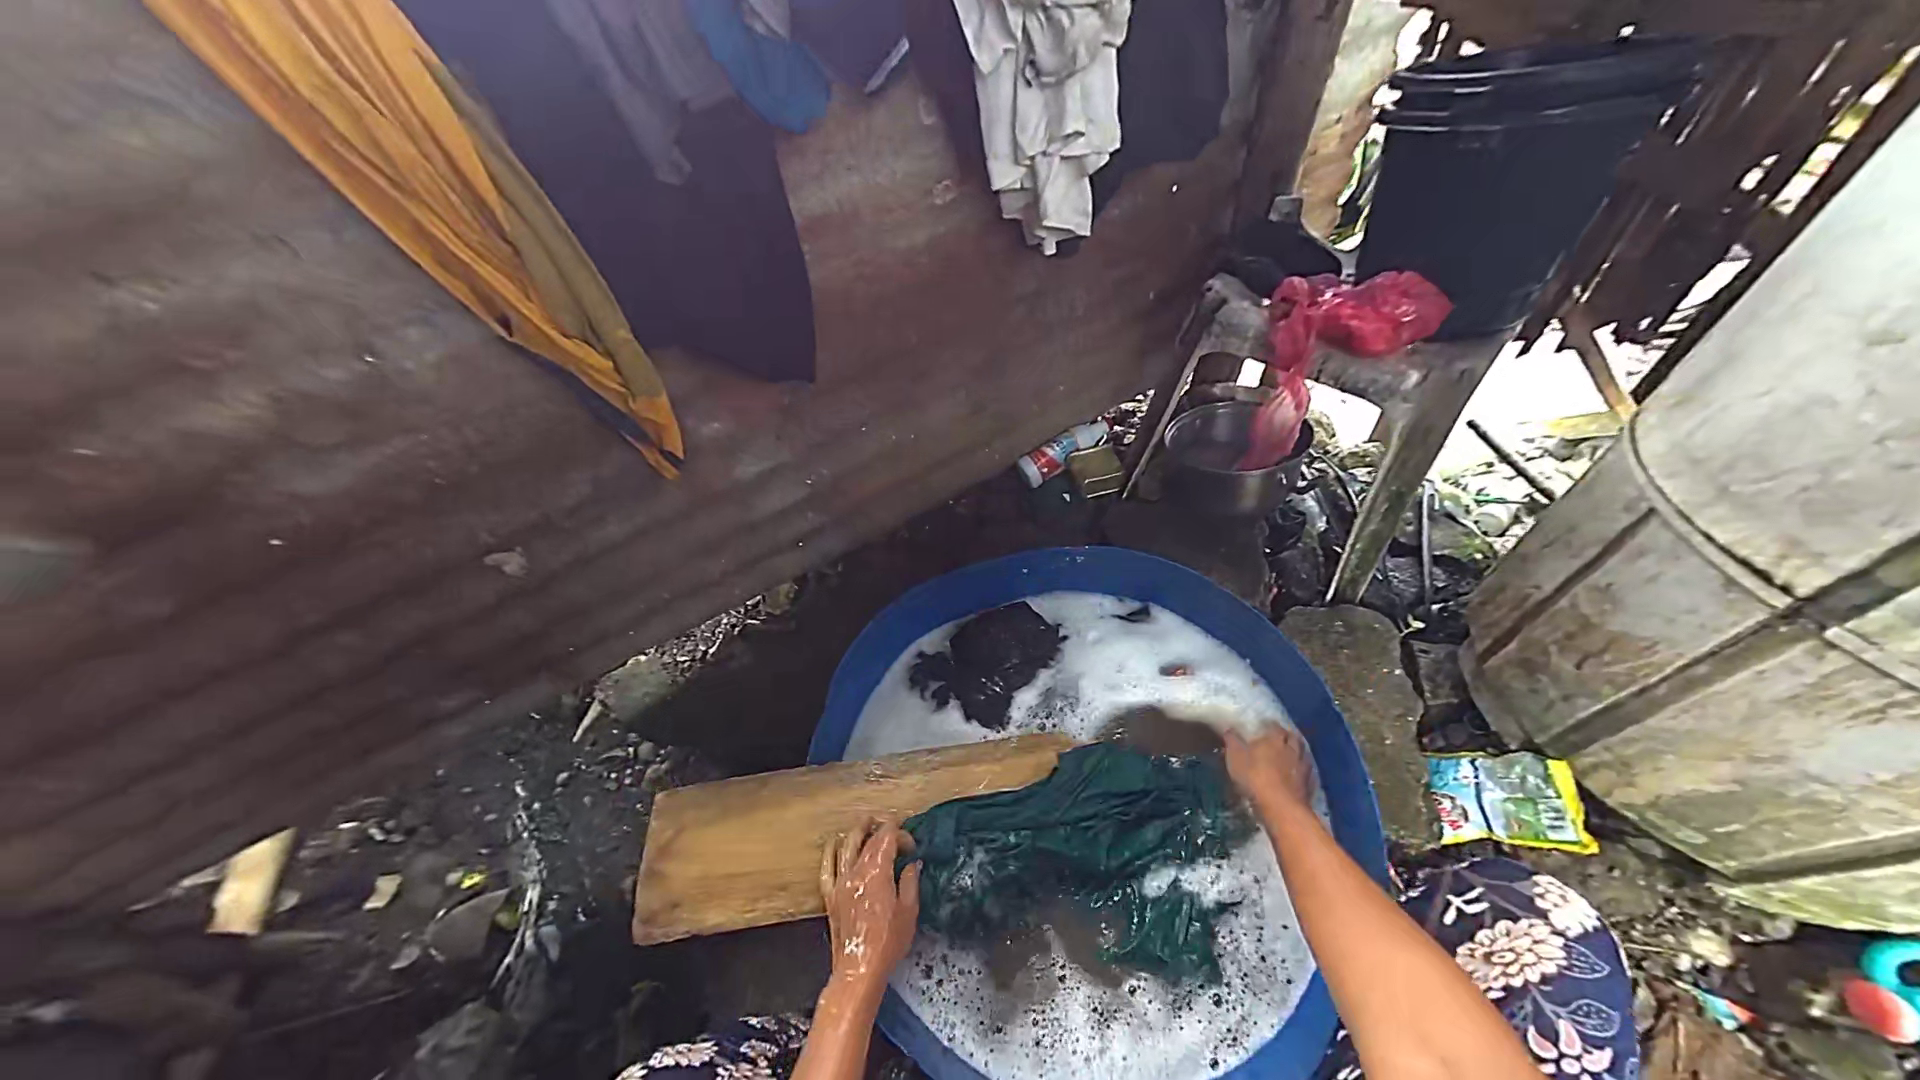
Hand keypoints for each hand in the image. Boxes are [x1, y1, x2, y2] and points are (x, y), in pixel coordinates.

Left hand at [819, 819, 920, 998]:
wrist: (859, 970)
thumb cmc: (888, 943)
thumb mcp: (909, 911)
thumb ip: (910, 882)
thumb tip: (912, 864)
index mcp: (877, 872)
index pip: (887, 838)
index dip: (900, 834)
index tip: (911, 845)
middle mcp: (856, 872)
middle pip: (867, 839)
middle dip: (880, 828)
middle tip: (891, 826)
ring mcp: (840, 883)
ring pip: (846, 846)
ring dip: (857, 831)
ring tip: (865, 823)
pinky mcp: (830, 896)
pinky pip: (827, 867)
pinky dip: (830, 852)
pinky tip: (834, 843)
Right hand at [1223, 726, 1315, 815]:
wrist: (1280, 807)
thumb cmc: (1254, 776)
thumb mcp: (1235, 757)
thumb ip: (1232, 741)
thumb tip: (1230, 729)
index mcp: (1274, 739)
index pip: (1274, 726)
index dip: (1269, 725)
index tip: (1263, 725)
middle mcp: (1292, 748)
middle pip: (1292, 737)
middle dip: (1286, 735)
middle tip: (1279, 737)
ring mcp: (1303, 766)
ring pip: (1303, 753)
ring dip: (1297, 751)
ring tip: (1290, 753)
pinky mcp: (1309, 783)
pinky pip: (1307, 770)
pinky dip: (1302, 769)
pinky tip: (1297, 772)